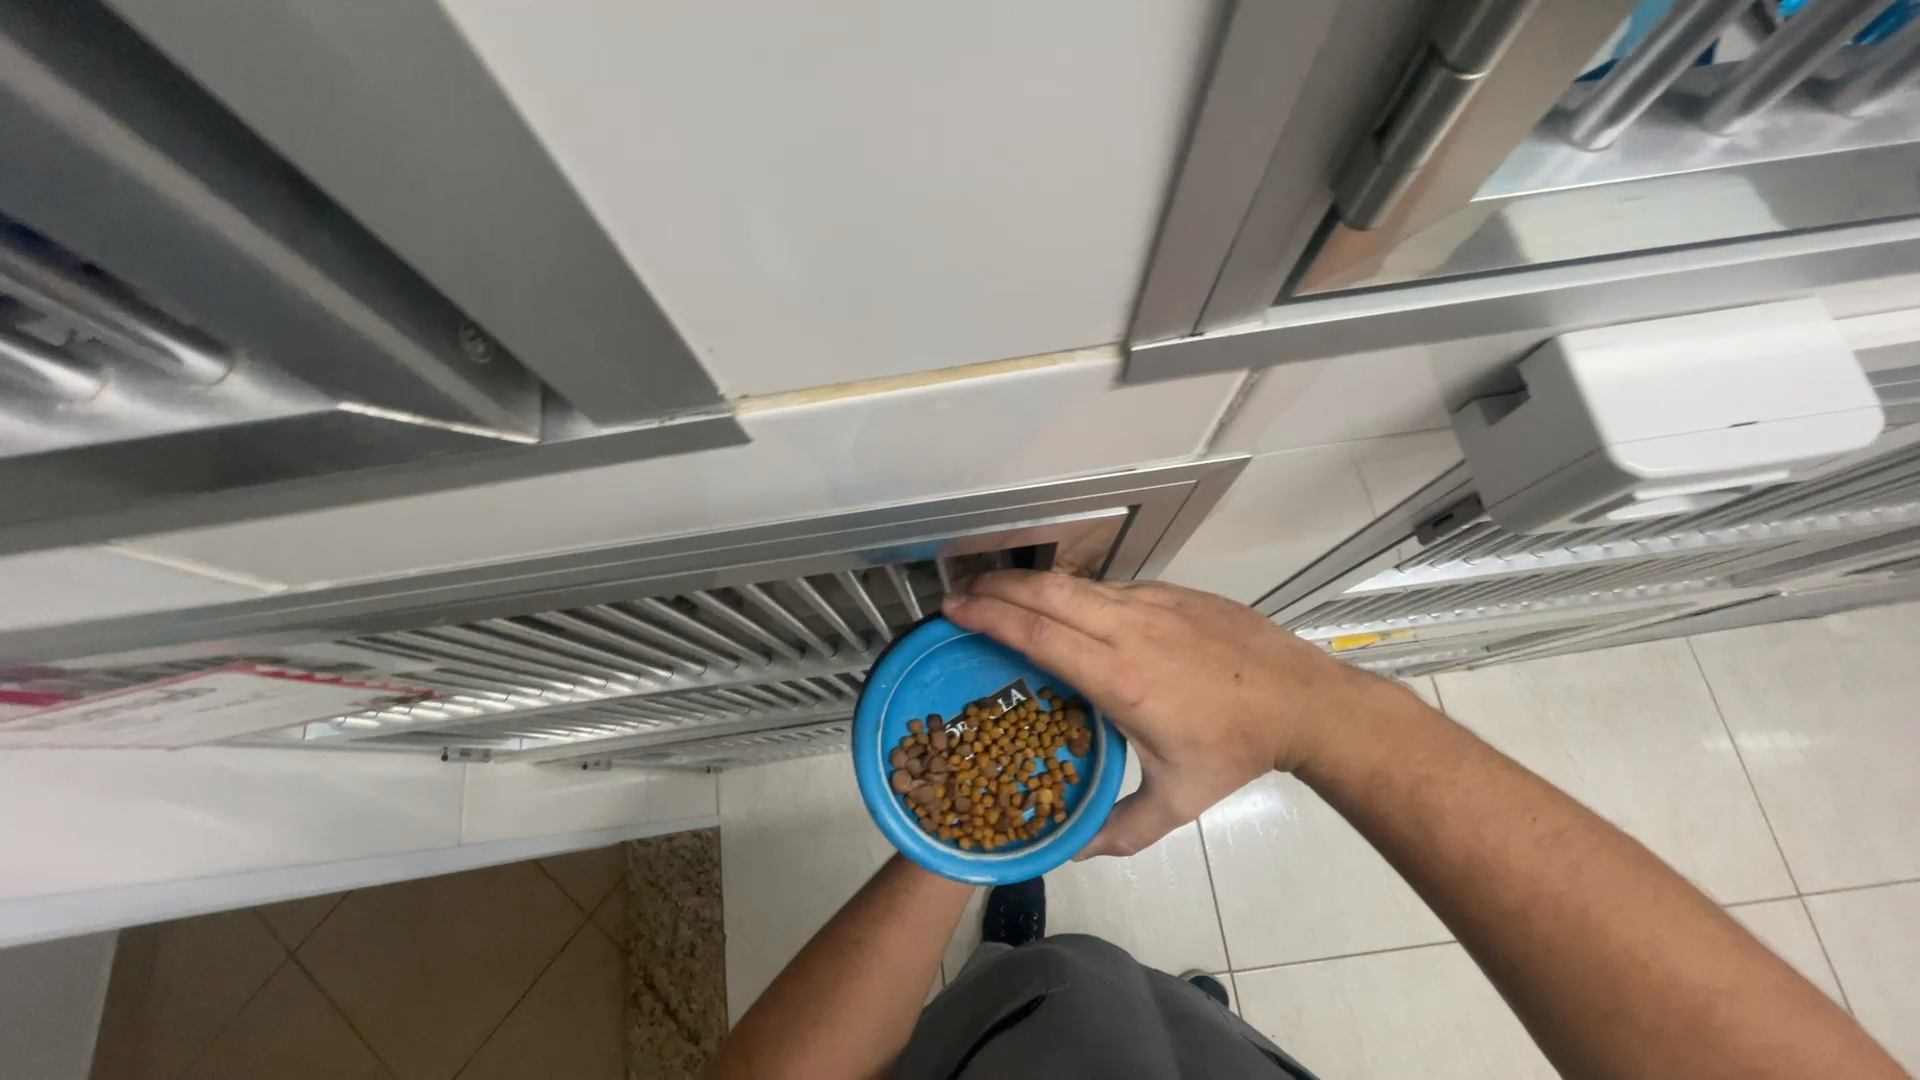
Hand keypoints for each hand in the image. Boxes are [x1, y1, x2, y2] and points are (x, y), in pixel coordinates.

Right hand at [941, 570, 1396, 857]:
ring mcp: (1152, 603)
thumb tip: (1073, 850)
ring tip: (995, 591)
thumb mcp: (1178, 801)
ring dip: (1027, 583)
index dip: (992, 617)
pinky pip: (1106, 588)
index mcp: (1122, 678)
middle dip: (995, 587)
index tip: (955, 609)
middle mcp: (1129, 629)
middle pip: (1047, 592)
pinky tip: (1059, 605)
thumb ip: (1122, 829)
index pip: (1041, 634)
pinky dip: (1069, 592)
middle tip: (959, 593)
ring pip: (1074, 583)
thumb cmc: (1235, 749)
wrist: (1302, 699)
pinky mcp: (1170, 592)